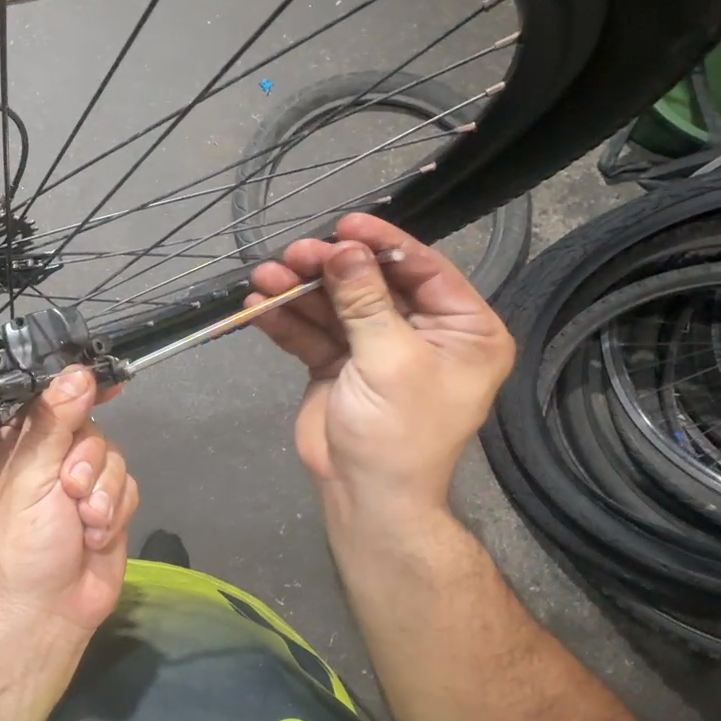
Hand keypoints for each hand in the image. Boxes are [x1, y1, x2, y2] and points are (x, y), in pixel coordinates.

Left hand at [0, 366, 137, 634]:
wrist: (48, 612)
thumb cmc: (21, 547)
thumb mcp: (30, 481)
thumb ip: (54, 425)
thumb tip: (78, 373)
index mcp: (16, 447)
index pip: (48, 402)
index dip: (73, 393)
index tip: (101, 385)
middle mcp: (49, 459)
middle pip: (90, 428)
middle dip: (88, 462)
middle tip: (71, 491)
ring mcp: (81, 482)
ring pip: (114, 456)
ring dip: (103, 493)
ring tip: (85, 523)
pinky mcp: (109, 504)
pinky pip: (129, 486)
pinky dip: (116, 511)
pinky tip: (97, 535)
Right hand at [247, 212, 513, 514]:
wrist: (365, 497)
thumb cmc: (398, 432)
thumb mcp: (389, 361)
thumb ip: (365, 302)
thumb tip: (344, 250)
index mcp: (463, 330)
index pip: (424, 270)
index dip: (383, 243)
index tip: (345, 223)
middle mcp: (422, 333)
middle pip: (371, 284)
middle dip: (329, 268)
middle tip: (292, 253)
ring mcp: (375, 348)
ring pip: (335, 305)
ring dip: (299, 290)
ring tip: (264, 276)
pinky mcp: (338, 365)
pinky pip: (312, 333)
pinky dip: (285, 320)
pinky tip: (257, 306)